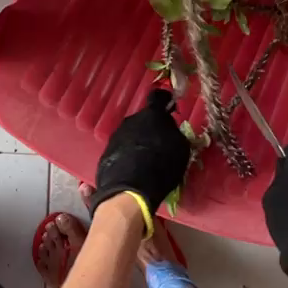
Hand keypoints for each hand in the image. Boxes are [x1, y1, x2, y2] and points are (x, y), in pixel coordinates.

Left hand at [89, 89, 190, 215]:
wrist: (130, 190)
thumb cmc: (162, 166)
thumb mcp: (181, 149)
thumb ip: (175, 134)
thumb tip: (170, 130)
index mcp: (152, 115)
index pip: (158, 98)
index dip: (165, 103)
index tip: (170, 109)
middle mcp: (131, 120)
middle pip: (143, 119)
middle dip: (151, 128)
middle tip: (160, 144)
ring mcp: (116, 135)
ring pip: (131, 134)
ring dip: (138, 142)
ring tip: (146, 161)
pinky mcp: (105, 152)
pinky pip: (121, 149)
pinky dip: (128, 155)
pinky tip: (134, 170)